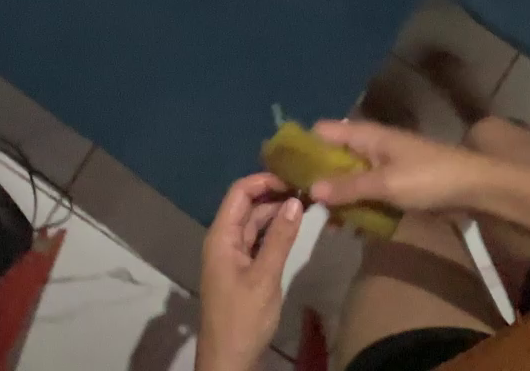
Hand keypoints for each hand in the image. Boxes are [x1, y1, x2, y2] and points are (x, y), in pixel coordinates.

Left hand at [198, 173, 303, 370]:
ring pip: (256, 221)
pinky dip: (276, 230)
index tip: (294, 178)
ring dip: (278, 211)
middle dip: (276, 193)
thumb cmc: (242, 319)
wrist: (228, 363)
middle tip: (308, 188)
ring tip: (308, 202)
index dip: (265, 180)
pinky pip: (259, 239)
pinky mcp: (243, 268)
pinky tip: (296, 225)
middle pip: (248, 204)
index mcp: (221, 236)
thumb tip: (296, 199)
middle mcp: (225, 239)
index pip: (240, 192)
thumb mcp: (264, 277)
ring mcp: (233, 254)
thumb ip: (280, 238)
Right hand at [308, 120, 498, 212]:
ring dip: (334, 194)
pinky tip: (346, 226)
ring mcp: (382, 164)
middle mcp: (369, 145)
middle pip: (331, 155)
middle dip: (314, 176)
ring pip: (347, 176)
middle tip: (295, 202)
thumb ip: (348, 187)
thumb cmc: (428, 177)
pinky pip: (364, 190)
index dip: (300, 147)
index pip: (322, 132)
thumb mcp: (386, 184)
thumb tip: (310, 187)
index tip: (280, 170)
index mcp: (366, 135)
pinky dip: (353, 203)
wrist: (474, 187)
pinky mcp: (393, 182)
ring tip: (321, 221)